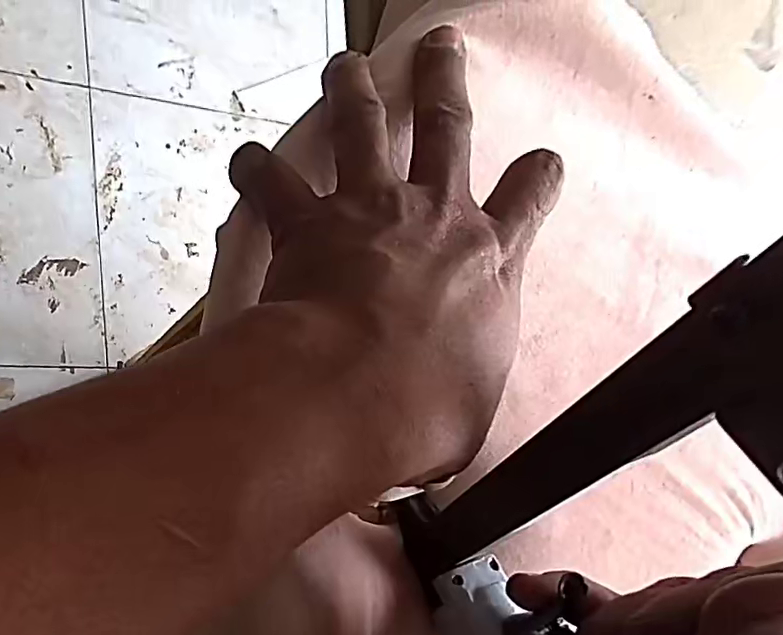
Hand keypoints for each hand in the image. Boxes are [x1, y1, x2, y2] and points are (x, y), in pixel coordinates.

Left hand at [227, 27, 563, 486]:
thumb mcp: (463, 420)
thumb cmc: (421, 415)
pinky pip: (276, 183)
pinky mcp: (308, 227)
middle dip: (444, 83)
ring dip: (352, 93)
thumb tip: (439, 438)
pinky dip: (256, 169)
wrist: (359, 396)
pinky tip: (244, 157)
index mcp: (488, 264)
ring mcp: (369, 214)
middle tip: (437, 48)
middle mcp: (434, 220)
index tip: (538, 163)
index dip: (536, 180)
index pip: (530, 202)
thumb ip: (457, 405)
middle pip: (448, 128)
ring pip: (364, 129)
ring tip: (344, 68)